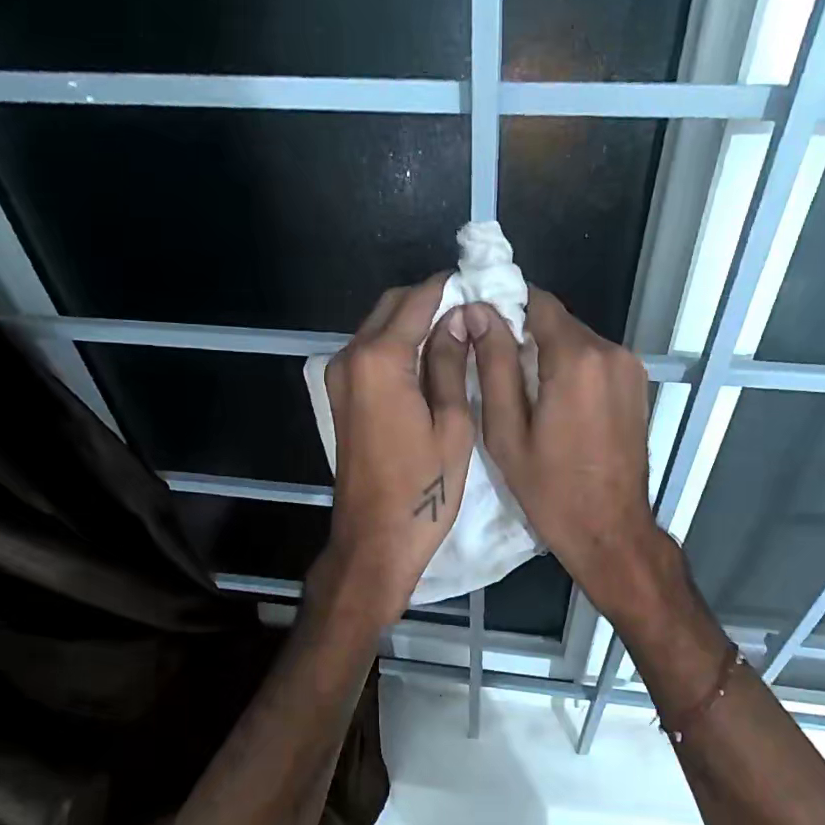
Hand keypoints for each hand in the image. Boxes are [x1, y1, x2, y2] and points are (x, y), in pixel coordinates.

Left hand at [319, 274, 474, 619]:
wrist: (374, 539)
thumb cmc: (423, 488)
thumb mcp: (452, 425)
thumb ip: (453, 365)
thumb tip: (460, 319)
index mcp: (381, 360)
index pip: (417, 300)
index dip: (451, 288)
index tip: (484, 285)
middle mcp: (352, 357)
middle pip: (392, 306)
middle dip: (431, 300)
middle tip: (475, 310)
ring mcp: (341, 377)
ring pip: (379, 326)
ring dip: (415, 321)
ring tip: (461, 332)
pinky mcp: (342, 396)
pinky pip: (372, 352)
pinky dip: (400, 344)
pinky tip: (434, 359)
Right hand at [468, 290, 671, 615]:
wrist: (611, 529)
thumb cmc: (550, 489)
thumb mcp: (506, 431)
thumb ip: (492, 365)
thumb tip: (477, 311)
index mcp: (576, 359)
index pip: (537, 301)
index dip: (504, 307)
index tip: (480, 328)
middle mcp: (610, 352)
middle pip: (557, 321)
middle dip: (524, 334)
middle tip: (494, 367)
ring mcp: (630, 368)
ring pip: (576, 340)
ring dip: (548, 353)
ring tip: (523, 391)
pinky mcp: (637, 385)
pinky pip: (595, 360)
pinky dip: (571, 369)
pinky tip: (555, 403)